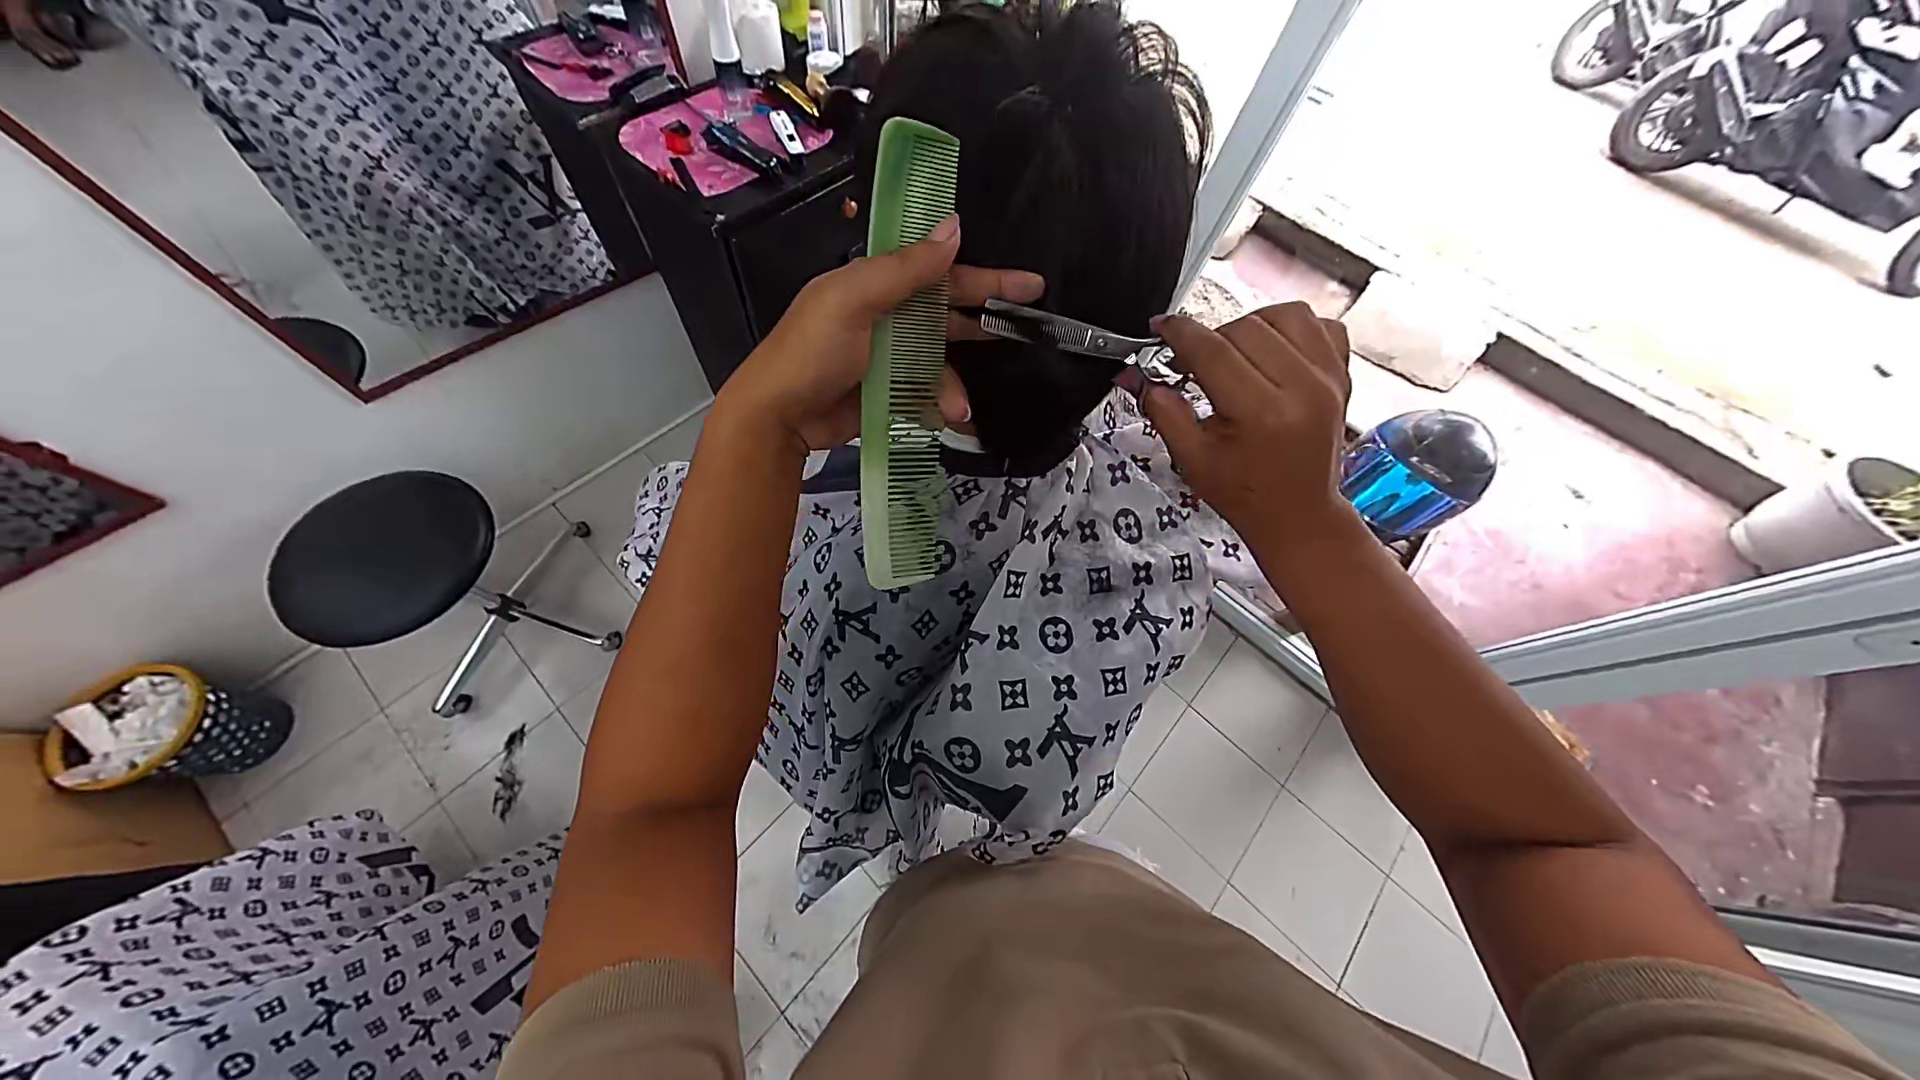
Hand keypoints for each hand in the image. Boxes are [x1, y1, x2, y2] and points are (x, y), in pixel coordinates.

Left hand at [713, 215, 1043, 452]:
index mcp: (877, 285)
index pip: (939, 274)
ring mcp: (889, 360)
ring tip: (960, 409)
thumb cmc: (810, 351)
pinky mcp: (888, 395)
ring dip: (954, 385)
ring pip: (941, 364)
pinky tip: (955, 421)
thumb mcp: (852, 299)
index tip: (1028, 284)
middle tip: (1028, 333)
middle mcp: (887, 319)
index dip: (984, 277)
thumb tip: (953, 228)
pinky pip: (927, 397)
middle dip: (984, 326)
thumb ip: (904, 269)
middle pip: (948, 317)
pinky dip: (941, 408)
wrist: (778, 416)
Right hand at [1140, 303, 1357, 546]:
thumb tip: (1135, 376)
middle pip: (1245, 327)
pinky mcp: (1342, 374)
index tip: (1160, 328)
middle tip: (1190, 361)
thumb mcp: (1192, 459)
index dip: (1180, 334)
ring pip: (1284, 315)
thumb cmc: (1245, 493)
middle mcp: (1303, 389)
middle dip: (1209, 338)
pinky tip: (1269, 351)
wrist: (1296, 513)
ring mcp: (1329, 379)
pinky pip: (1318, 325)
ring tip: (1231, 353)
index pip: (1214, 351)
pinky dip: (1289, 329)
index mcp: (1262, 414)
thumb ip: (1163, 411)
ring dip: (1249, 326)